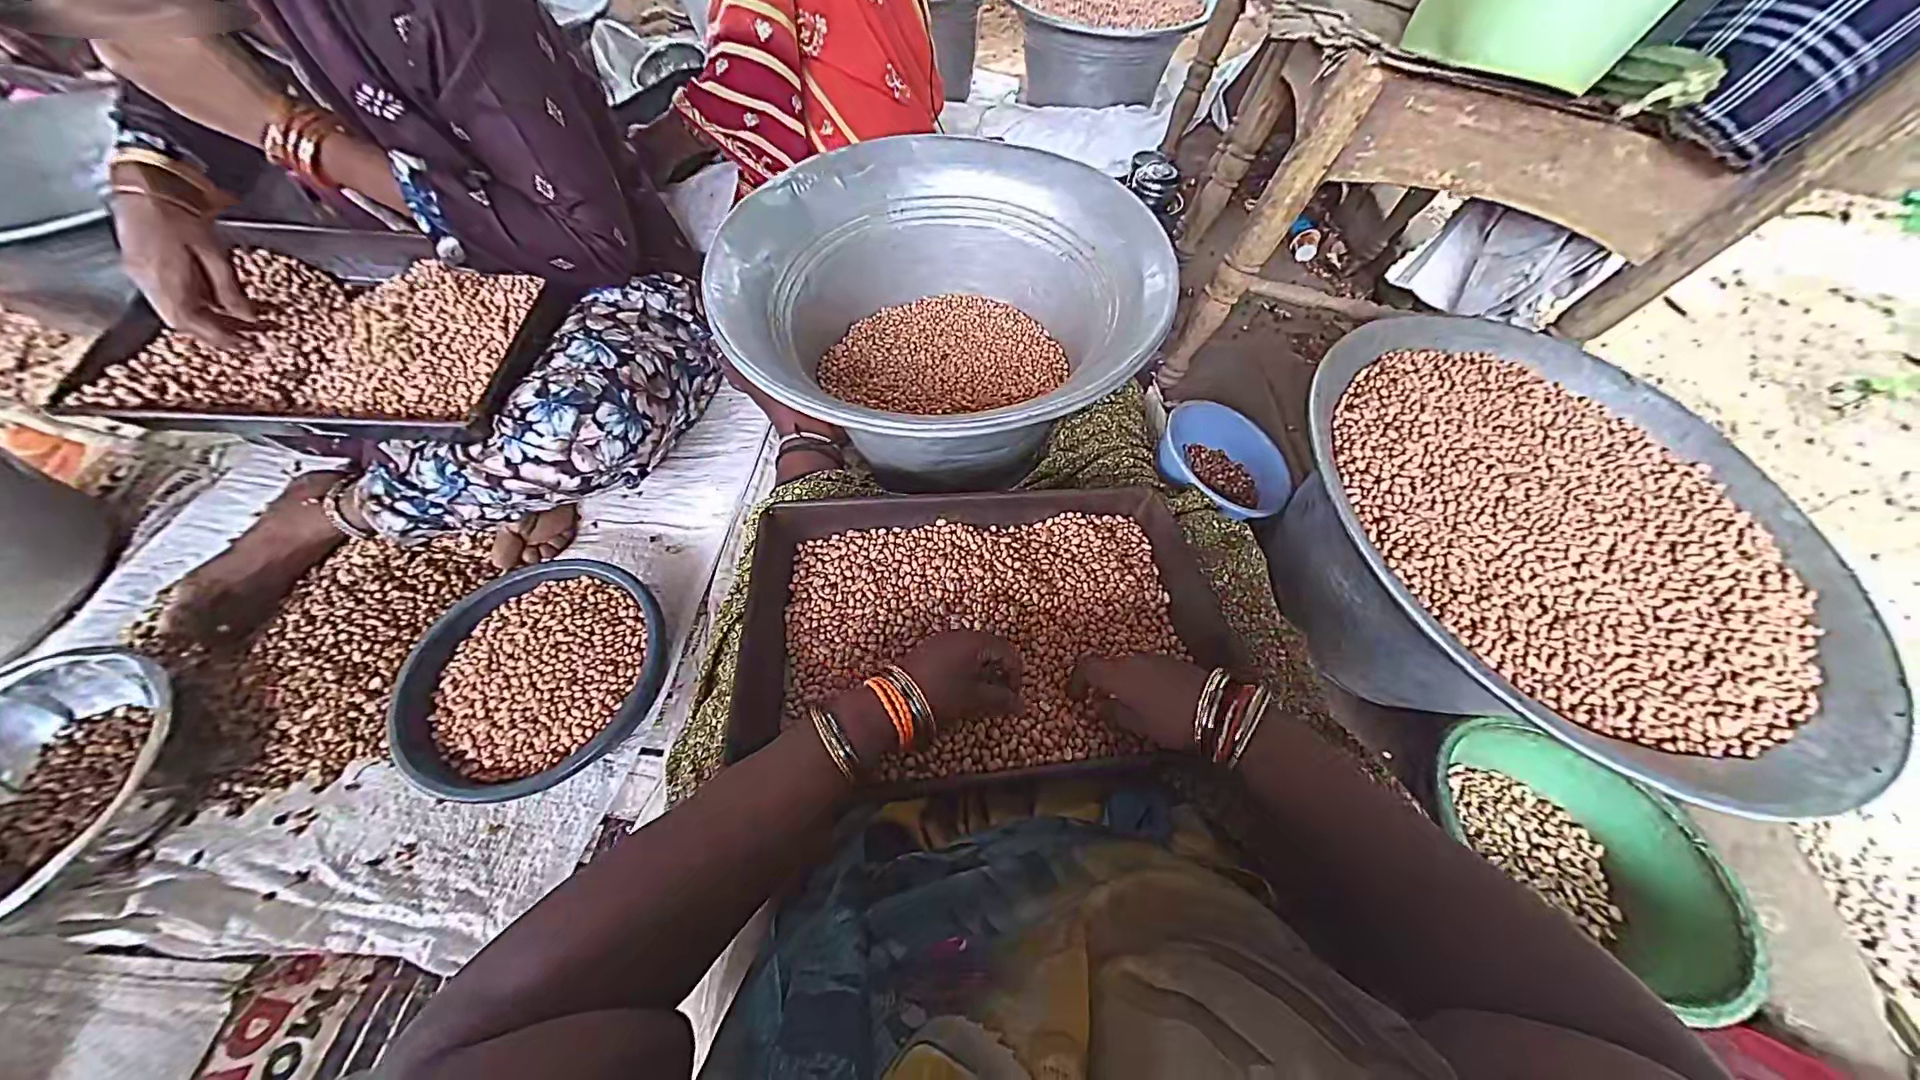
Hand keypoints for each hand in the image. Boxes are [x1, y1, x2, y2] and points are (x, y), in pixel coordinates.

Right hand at [112, 191, 254, 349]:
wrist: (146, 189)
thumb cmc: (183, 220)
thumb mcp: (214, 256)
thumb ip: (228, 289)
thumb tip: (248, 318)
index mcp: (163, 280)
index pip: (191, 322)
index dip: (222, 339)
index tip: (249, 346)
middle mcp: (147, 282)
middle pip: (181, 322)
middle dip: (215, 335)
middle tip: (247, 342)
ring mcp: (141, 275)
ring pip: (174, 312)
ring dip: (206, 324)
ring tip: (238, 330)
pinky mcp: (142, 268)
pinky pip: (169, 299)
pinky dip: (196, 309)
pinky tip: (218, 309)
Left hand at [897, 630, 1022, 724]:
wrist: (897, 699)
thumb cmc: (941, 695)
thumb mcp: (976, 699)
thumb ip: (1002, 699)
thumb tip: (1020, 704)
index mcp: (975, 642)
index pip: (1007, 651)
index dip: (1015, 673)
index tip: (1014, 694)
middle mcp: (959, 635)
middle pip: (990, 647)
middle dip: (1000, 670)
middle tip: (1002, 693)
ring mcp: (941, 641)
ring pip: (972, 651)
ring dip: (983, 669)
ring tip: (982, 692)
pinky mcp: (928, 650)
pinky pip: (956, 654)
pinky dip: (966, 668)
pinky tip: (961, 687)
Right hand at [1071, 653, 1211, 751]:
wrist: (1218, 708)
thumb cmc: (1170, 720)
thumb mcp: (1137, 725)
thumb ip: (1113, 713)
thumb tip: (1100, 705)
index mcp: (1117, 674)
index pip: (1086, 667)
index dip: (1076, 680)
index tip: (1075, 696)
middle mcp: (1133, 659)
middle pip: (1107, 664)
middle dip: (1101, 682)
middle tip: (1100, 703)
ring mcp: (1154, 657)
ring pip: (1128, 665)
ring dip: (1122, 680)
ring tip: (1127, 703)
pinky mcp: (1172, 660)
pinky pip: (1146, 667)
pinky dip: (1140, 679)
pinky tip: (1151, 698)